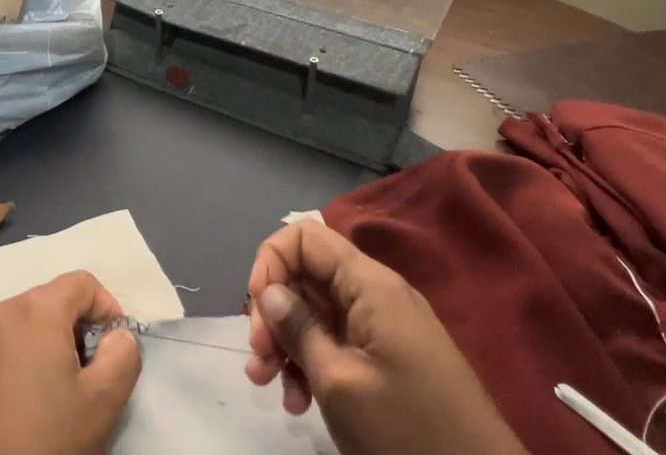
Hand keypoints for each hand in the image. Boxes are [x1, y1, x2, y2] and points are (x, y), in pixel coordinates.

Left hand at [0, 270, 142, 454]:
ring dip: (63, 345)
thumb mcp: (102, 400)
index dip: (109, 309)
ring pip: (39, 320)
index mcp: (35, 309)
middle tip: (95, 375)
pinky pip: (19, 339)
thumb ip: (123, 355)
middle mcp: (5, 310)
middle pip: (59, 299)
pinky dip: (39, 356)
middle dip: (85, 330)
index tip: (115, 351)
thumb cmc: (47, 436)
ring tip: (70, 391)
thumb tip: (117, 335)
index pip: (83, 282)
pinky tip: (44, 398)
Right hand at [245, 221, 527, 454]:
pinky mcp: (389, 357)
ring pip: (317, 312)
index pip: (303, 236)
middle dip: (274, 314)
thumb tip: (269, 292)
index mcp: (370, 284)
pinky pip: (337, 341)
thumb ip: (299, 329)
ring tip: (271, 387)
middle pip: (306, 276)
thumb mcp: (339, 381)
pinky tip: (299, 400)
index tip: (259, 312)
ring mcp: (384, 326)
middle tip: (260, 361)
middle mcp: (377, 294)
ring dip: (286, 344)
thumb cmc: (407, 429)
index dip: (270, 264)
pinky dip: (311, 362)